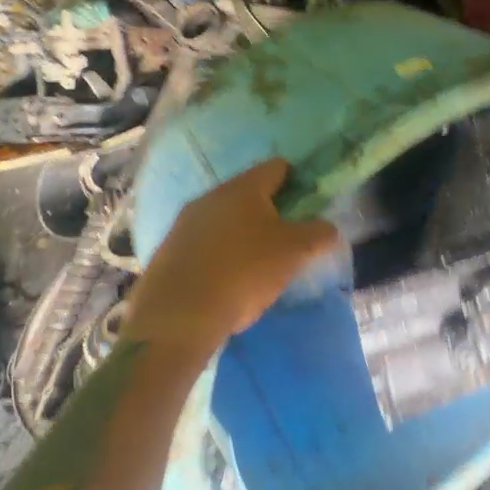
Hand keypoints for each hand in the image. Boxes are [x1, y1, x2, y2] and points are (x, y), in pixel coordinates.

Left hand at [122, 160, 339, 354]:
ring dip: (242, 233)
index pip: (278, 167)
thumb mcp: (297, 251)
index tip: (308, 205)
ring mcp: (181, 227)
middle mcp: (209, 198)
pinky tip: (227, 280)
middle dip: (269, 210)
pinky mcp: (164, 255)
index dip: (298, 181)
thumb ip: (319, 232)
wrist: (175, 322)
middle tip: (286, 236)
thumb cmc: (245, 272)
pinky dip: (218, 255)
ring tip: (257, 262)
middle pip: (248, 194)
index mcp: (242, 188)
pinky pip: (202, 244)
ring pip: (223, 220)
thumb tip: (326, 228)